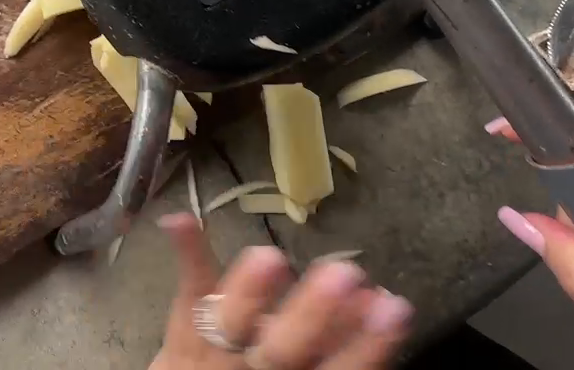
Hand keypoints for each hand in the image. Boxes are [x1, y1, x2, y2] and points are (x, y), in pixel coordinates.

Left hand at [153, 213, 412, 368]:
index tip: (394, 306)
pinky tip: (178, 218)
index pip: (337, 368)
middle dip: (315, 312)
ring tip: (272, 256)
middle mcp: (261, 368)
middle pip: (286, 347)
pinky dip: (187, 252)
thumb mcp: (302, 369)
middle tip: (346, 271)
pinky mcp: (184, 330)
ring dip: (252, 289)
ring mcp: (218, 349)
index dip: (367, 344)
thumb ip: (337, 348)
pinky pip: (187, 289)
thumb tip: (384, 301)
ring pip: (234, 321)